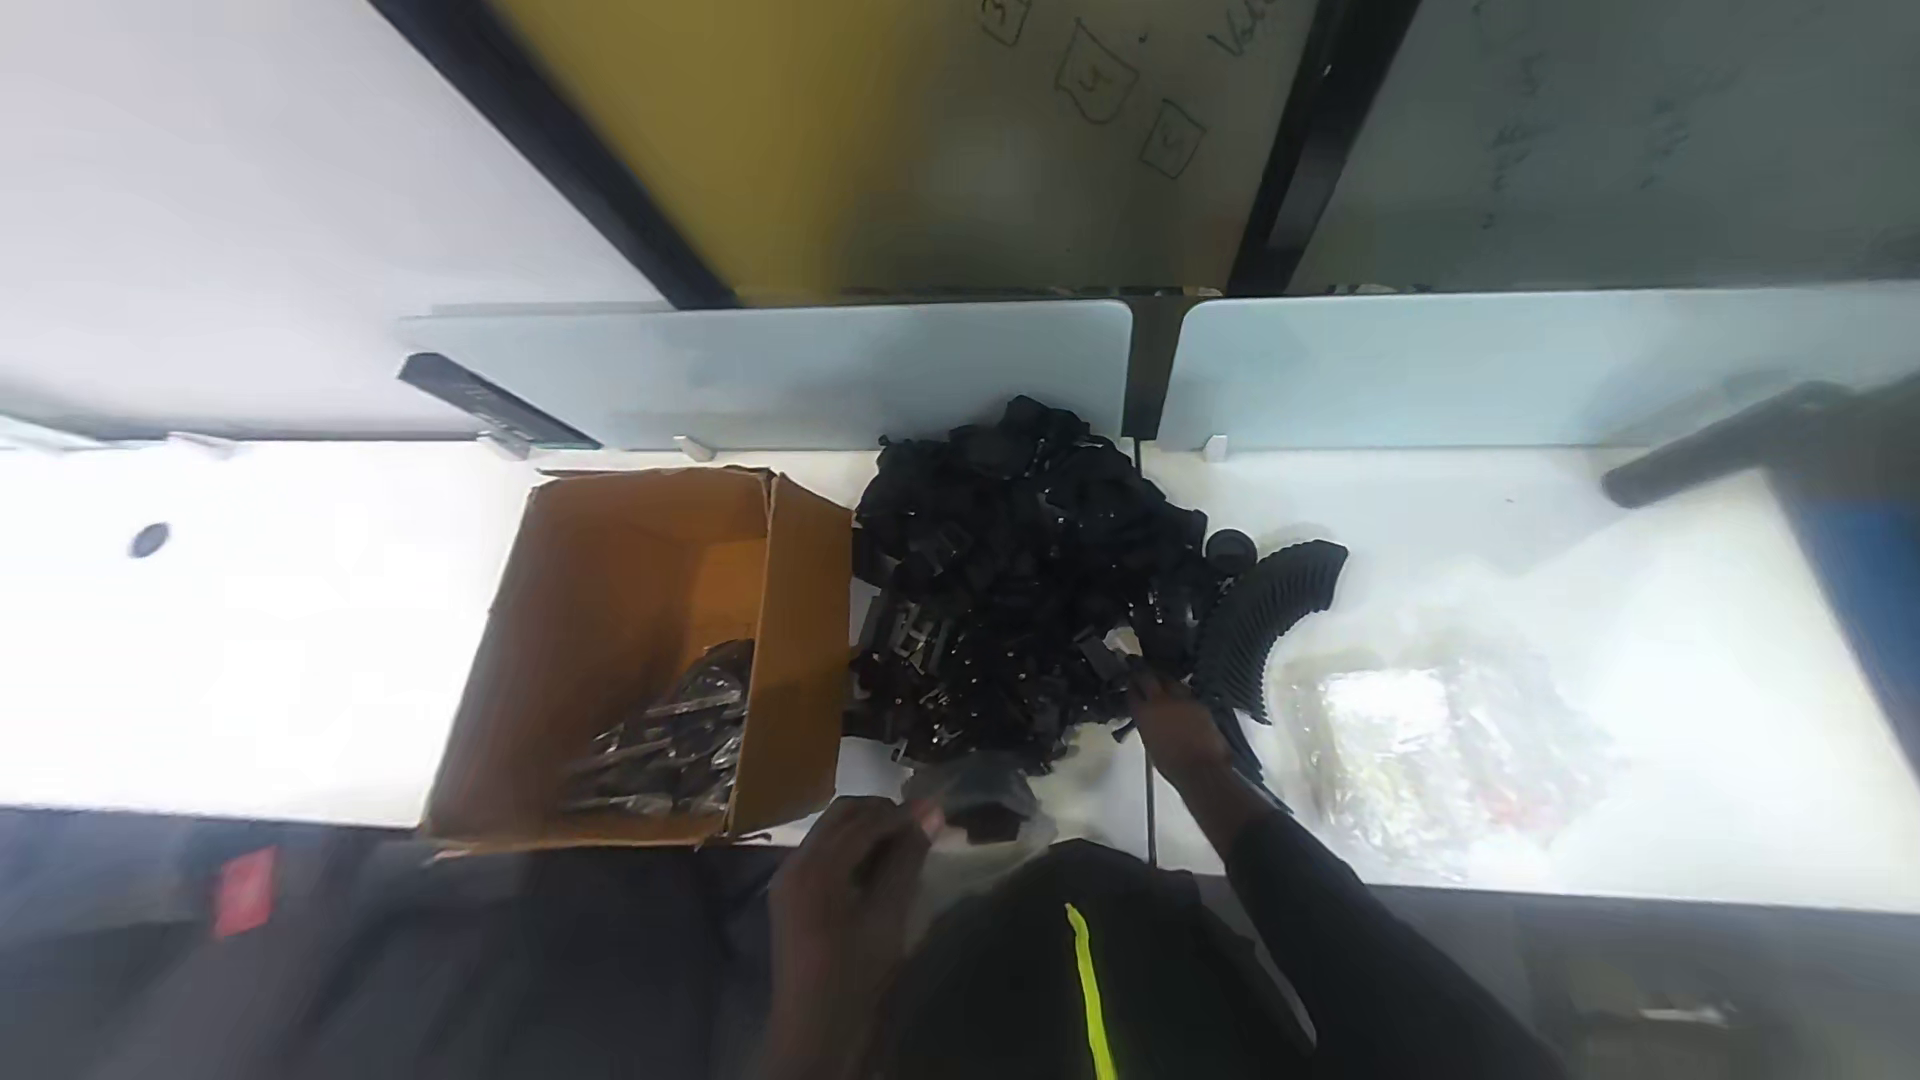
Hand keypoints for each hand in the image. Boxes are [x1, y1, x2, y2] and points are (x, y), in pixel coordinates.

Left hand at [764, 796, 932, 1079]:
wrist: (813, 1034)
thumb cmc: (855, 976)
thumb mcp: (888, 916)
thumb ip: (908, 859)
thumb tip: (933, 813)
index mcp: (816, 868)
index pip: (863, 822)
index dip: (902, 814)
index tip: (936, 809)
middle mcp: (795, 861)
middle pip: (842, 814)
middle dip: (881, 812)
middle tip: (918, 822)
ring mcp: (788, 875)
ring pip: (831, 828)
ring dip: (866, 824)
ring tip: (902, 838)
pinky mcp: (789, 890)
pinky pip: (823, 847)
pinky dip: (851, 843)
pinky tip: (875, 859)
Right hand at [1129, 669, 1233, 785]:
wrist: (1201, 769)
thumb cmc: (1170, 764)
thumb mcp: (1150, 742)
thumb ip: (1148, 724)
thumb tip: (1150, 718)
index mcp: (1144, 713)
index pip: (1132, 693)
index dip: (1131, 687)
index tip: (1131, 684)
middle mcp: (1160, 701)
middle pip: (1148, 678)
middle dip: (1143, 675)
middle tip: (1142, 674)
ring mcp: (1181, 700)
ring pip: (1170, 681)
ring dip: (1164, 681)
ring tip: (1163, 683)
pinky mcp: (1198, 703)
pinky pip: (1187, 692)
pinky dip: (1182, 693)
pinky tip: (1181, 698)